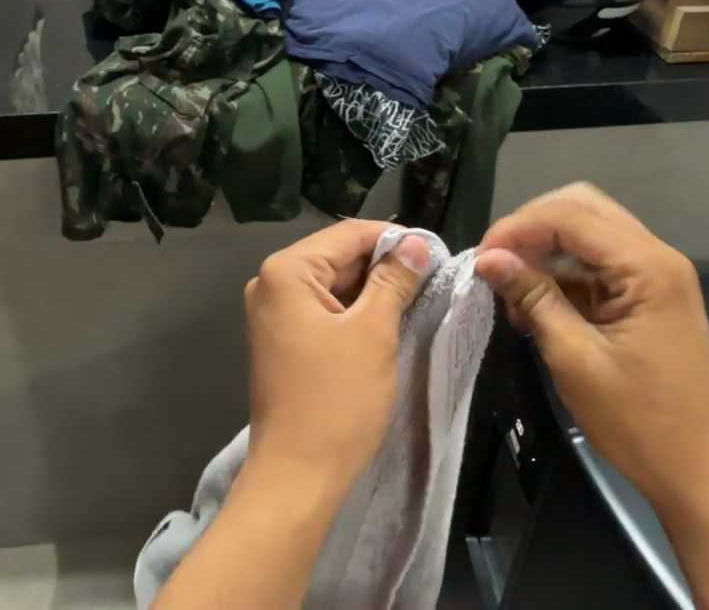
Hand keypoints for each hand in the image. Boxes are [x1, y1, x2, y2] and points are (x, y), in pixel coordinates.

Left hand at [243, 220, 431, 493]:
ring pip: (332, 283)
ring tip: (415, 300)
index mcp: (286, 271)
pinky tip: (386, 322)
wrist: (297, 475)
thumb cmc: (337, 400)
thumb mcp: (374, 333)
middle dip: (384, 266)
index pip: (348, 234)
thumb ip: (394, 281)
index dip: (394, 239)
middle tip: (431, 280)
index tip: (436, 253)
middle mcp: (271, 282)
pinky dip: (354, 311)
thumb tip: (417, 244)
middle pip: (337, 256)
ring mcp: (272, 312)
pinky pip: (322, 309)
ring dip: (372, 290)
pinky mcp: (281, 338)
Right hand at [473, 184, 708, 518]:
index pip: (570, 217)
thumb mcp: (575, 358)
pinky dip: (559, 271)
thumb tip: (488, 257)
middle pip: (580, 208)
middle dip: (529, 227)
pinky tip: (533, 301)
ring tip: (508, 286)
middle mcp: (656, 258)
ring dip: (542, 248)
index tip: (480, 259)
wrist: (699, 475)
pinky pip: (594, 261)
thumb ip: (532, 297)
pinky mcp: (645, 295)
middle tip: (494, 262)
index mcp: (648, 268)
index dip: (517, 228)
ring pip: (586, 231)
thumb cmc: (638, 421)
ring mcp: (654, 275)